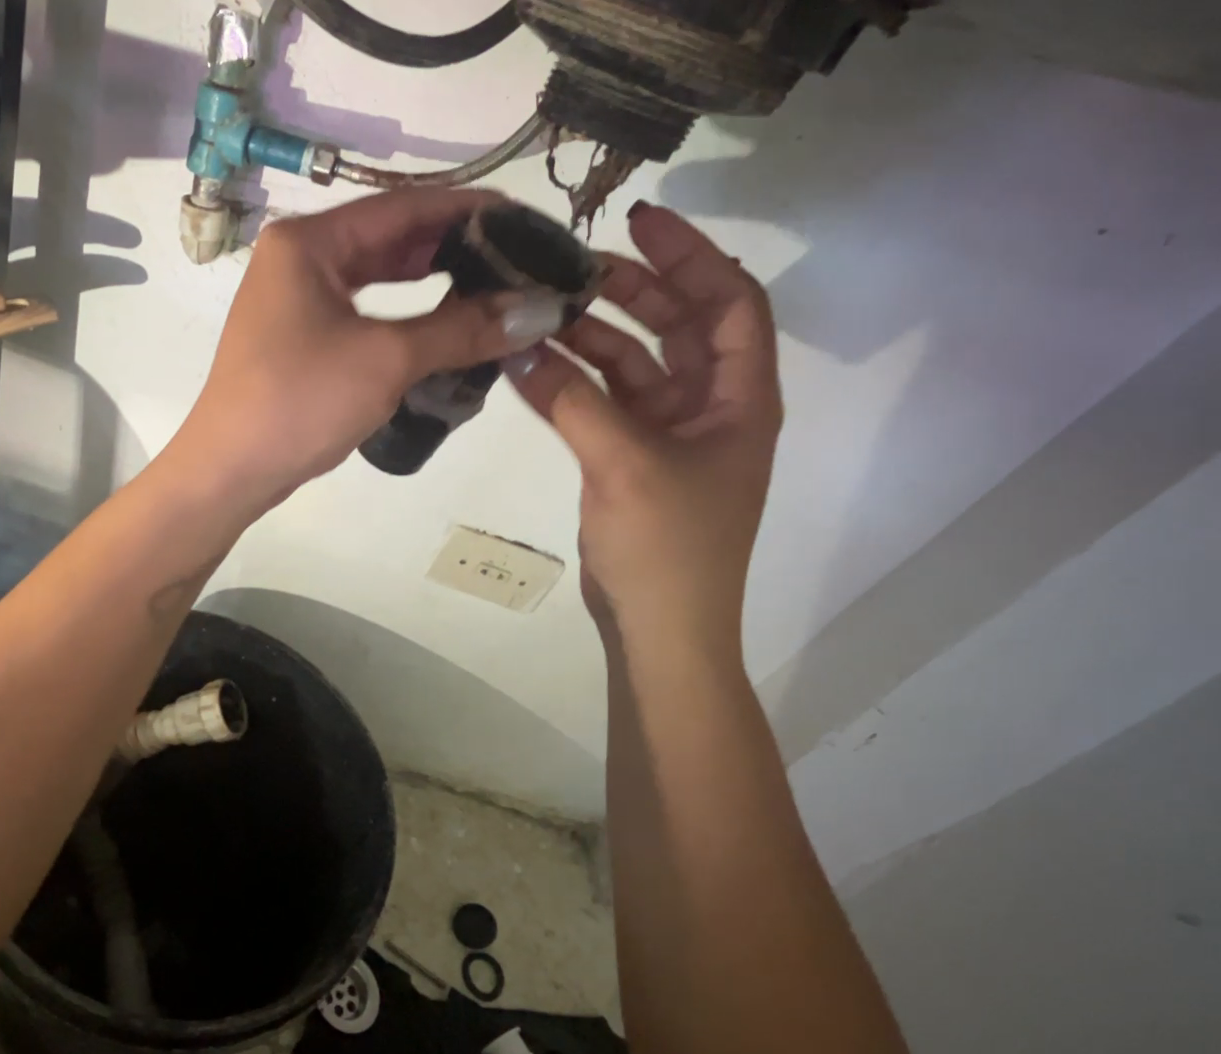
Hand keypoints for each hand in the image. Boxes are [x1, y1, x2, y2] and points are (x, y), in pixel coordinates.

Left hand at [166, 188, 567, 511]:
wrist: (230, 470)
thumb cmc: (300, 402)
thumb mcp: (386, 360)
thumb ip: (462, 328)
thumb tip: (540, 310)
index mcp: (308, 241)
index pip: (404, 206)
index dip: (471, 211)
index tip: (528, 220)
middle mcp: (298, 257)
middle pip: (391, 237)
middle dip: (456, 246)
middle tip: (522, 257)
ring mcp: (296, 297)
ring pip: (378, 275)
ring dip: (433, 280)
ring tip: (496, 285)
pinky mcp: (300, 334)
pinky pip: (364, 309)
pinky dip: (406, 314)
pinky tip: (447, 320)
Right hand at [509, 202, 781, 648]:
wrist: (663, 627)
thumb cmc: (670, 545)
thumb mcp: (625, 462)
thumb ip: (572, 400)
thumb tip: (518, 347)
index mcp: (741, 397)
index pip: (729, 300)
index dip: (691, 253)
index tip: (638, 220)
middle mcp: (711, 404)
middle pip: (679, 324)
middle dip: (632, 289)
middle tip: (572, 264)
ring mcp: (669, 432)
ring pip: (634, 362)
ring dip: (592, 336)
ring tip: (541, 310)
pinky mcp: (632, 457)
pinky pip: (603, 401)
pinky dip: (572, 381)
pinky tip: (531, 365)